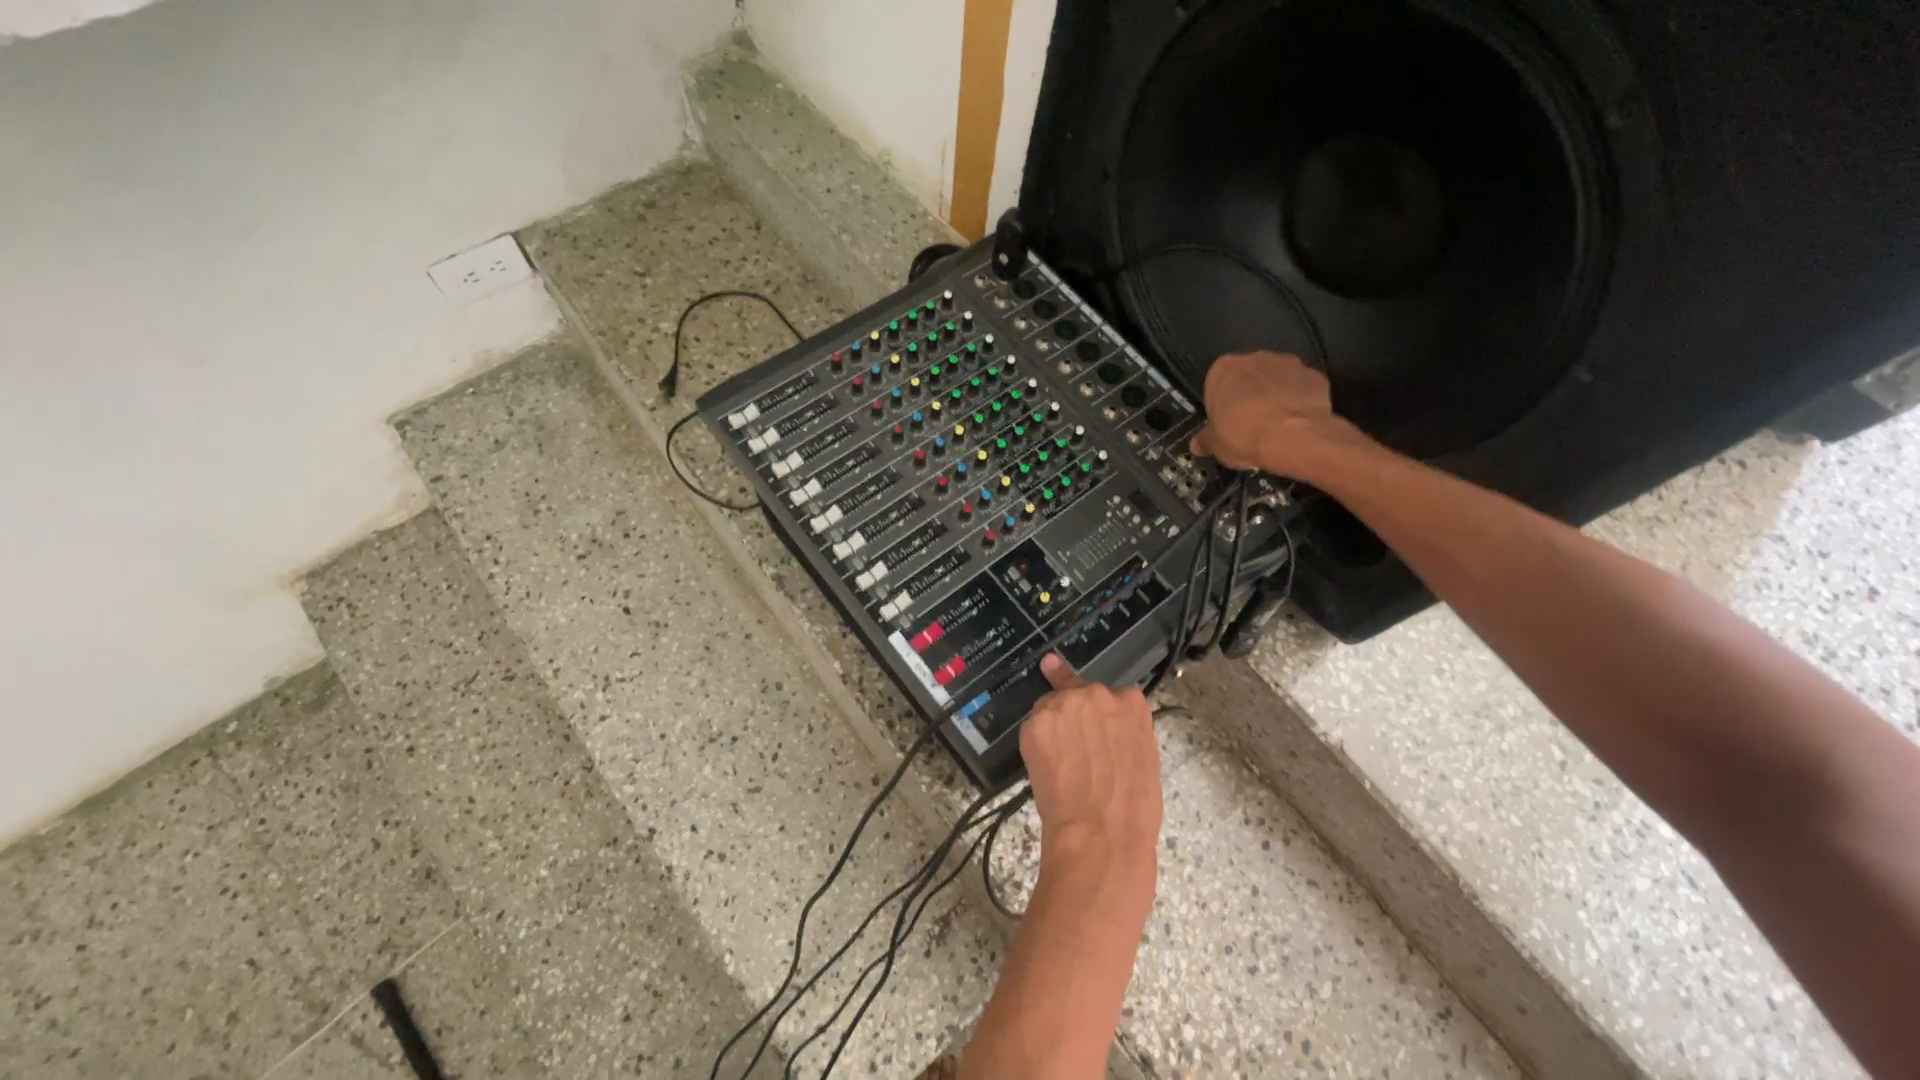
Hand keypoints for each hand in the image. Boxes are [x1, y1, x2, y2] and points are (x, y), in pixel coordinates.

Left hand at [1019, 654, 1163, 869]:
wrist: (1101, 832)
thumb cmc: (1133, 806)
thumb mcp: (1144, 756)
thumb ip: (1125, 732)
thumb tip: (1108, 733)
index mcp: (1131, 703)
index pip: (1112, 696)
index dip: (1101, 716)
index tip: (1096, 730)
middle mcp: (1096, 694)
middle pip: (1078, 694)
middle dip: (1076, 717)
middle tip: (1075, 750)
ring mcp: (1064, 705)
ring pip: (1052, 708)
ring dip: (1054, 728)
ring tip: (1059, 763)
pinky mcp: (1036, 723)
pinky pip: (1033, 728)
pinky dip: (1036, 745)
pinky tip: (1045, 769)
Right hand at [1190, 350, 1368, 475]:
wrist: (1292, 437)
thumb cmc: (1243, 435)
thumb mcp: (1215, 445)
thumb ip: (1205, 440)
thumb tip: (1197, 445)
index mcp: (1223, 369)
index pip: (1217, 383)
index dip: (1222, 404)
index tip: (1226, 421)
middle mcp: (1255, 358)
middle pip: (1249, 377)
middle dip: (1249, 395)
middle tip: (1250, 423)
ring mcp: (1288, 364)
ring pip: (1277, 379)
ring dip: (1276, 395)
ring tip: (1276, 424)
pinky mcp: (1314, 376)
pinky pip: (1302, 388)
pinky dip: (1300, 401)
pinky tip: (1297, 422)